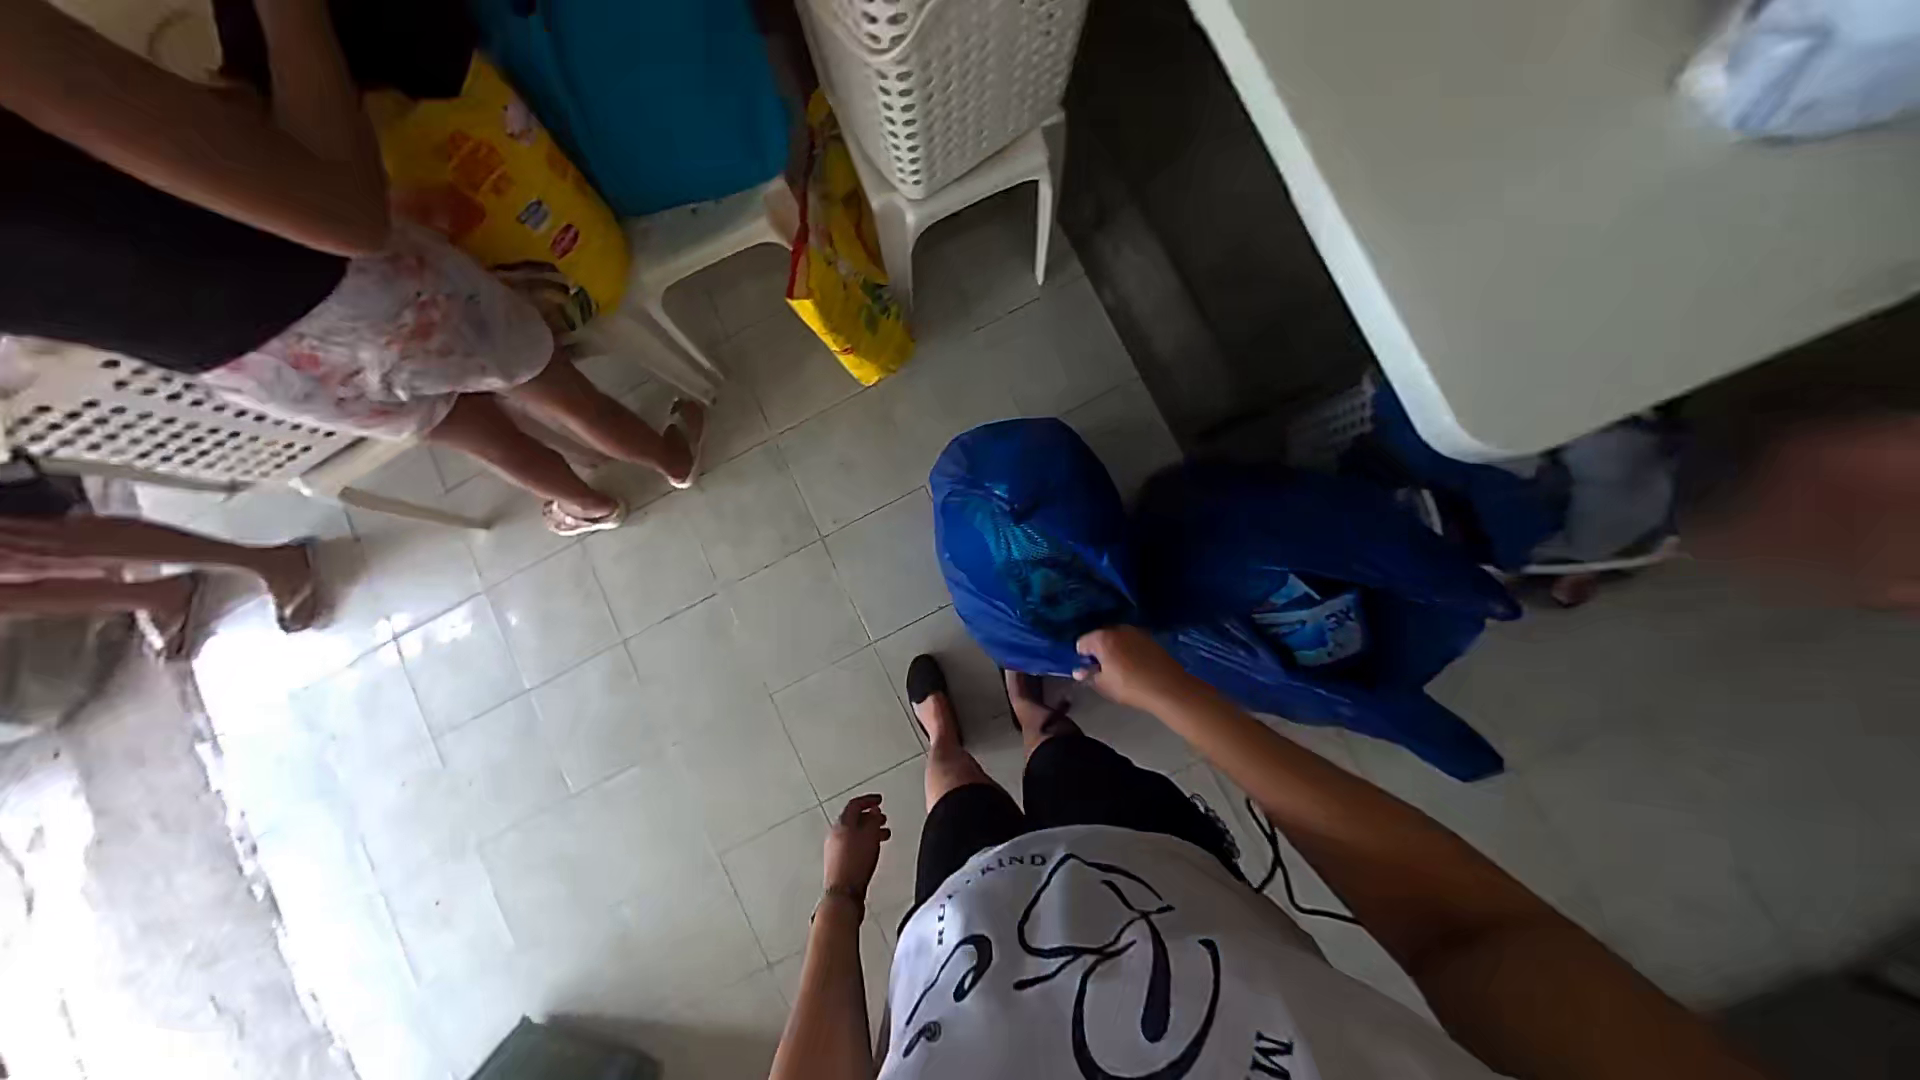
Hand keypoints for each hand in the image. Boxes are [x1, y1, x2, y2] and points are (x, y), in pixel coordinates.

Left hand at [824, 793, 889, 896]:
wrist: (843, 892)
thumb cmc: (856, 862)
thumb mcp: (871, 834)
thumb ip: (874, 819)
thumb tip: (875, 812)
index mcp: (842, 823)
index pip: (855, 804)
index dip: (869, 800)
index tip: (878, 799)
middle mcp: (835, 833)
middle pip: (854, 818)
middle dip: (870, 816)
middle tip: (882, 817)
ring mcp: (835, 848)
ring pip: (854, 832)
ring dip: (869, 830)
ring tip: (882, 835)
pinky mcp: (837, 862)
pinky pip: (852, 845)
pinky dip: (863, 842)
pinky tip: (872, 850)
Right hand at [1073, 626, 1198, 710]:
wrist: (1168, 687)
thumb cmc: (1130, 686)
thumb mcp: (1104, 685)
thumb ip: (1088, 675)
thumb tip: (1078, 671)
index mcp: (1102, 638)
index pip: (1082, 642)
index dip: (1082, 656)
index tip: (1089, 669)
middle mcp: (1118, 629)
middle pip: (1099, 636)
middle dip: (1098, 650)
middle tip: (1103, 668)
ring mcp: (1135, 632)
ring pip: (1116, 638)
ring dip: (1114, 648)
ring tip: (1120, 667)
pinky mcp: (1149, 638)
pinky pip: (1131, 641)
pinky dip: (1128, 649)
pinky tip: (1134, 664)